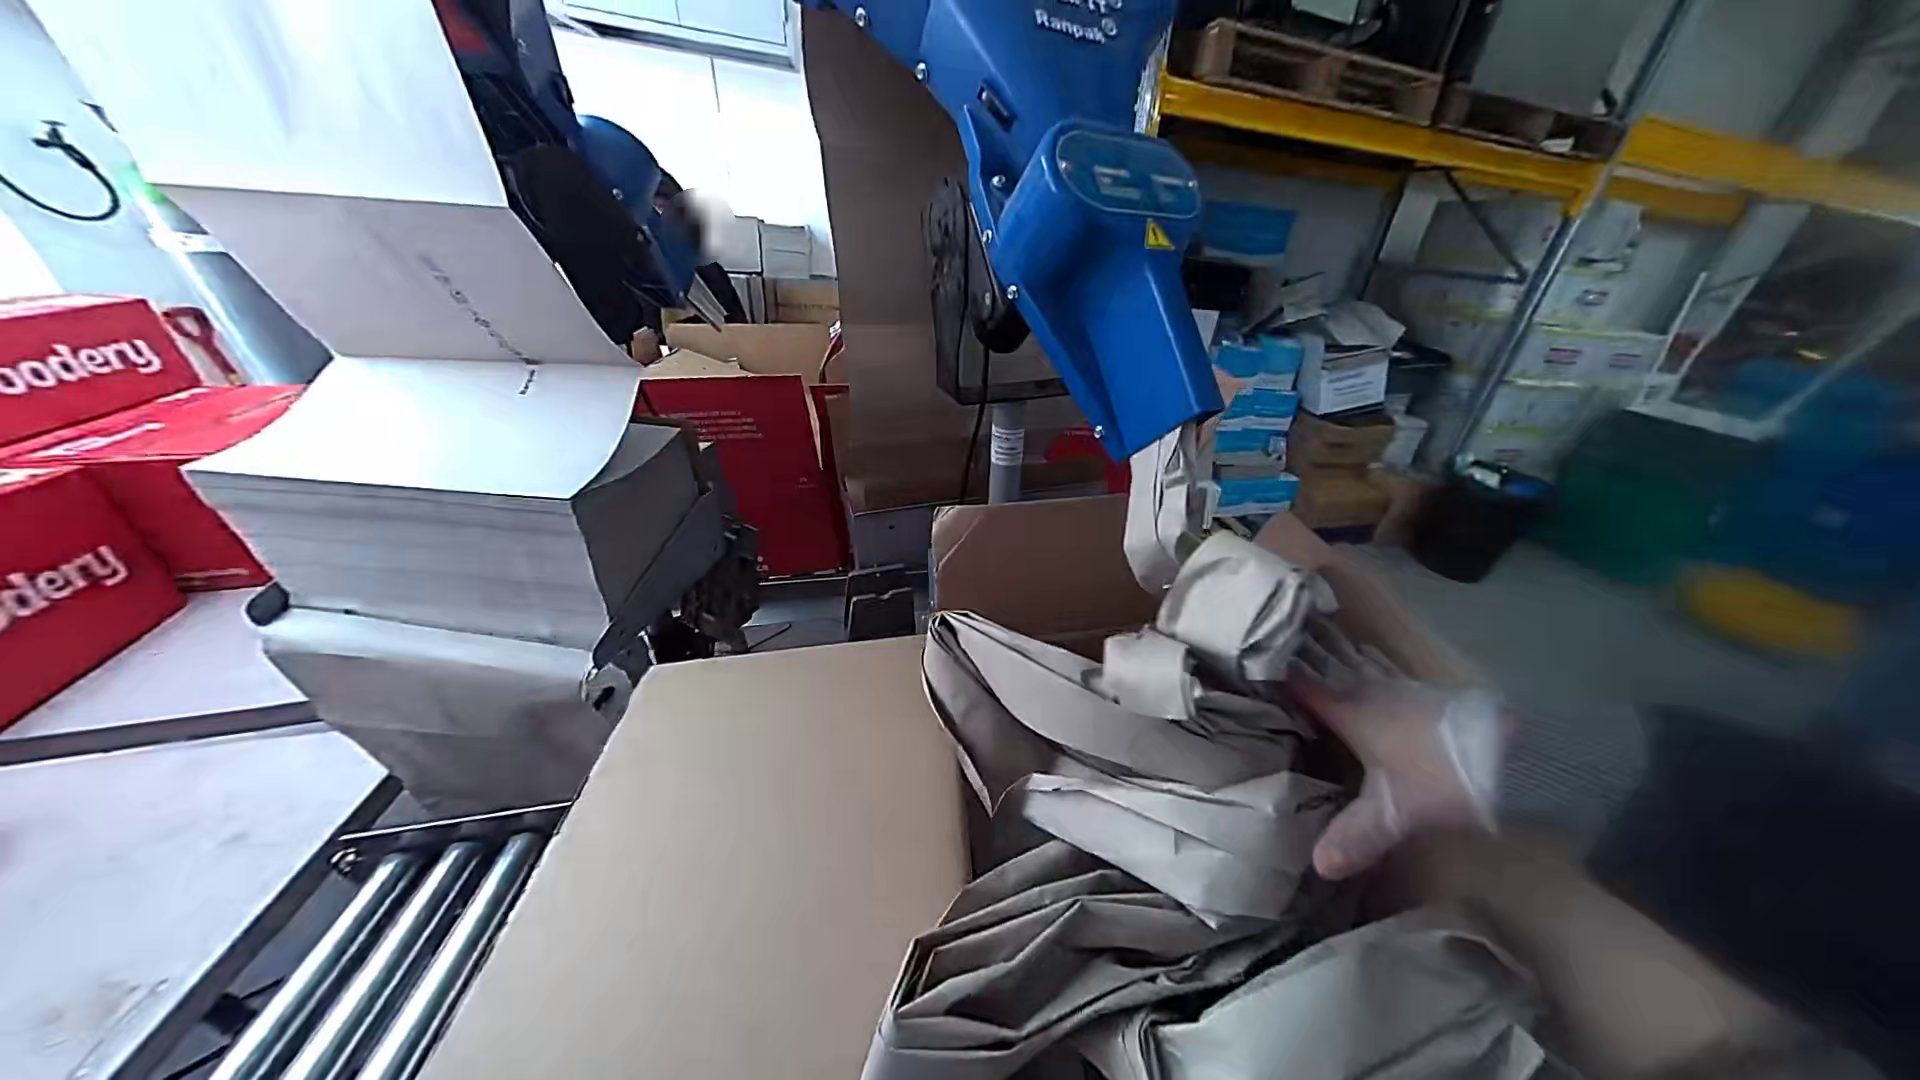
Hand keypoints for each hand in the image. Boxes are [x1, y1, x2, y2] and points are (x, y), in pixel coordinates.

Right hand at [1288, 672, 1507, 879]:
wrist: (1521, 756)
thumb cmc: (1442, 776)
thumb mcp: (1395, 812)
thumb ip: (1356, 836)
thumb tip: (1317, 866)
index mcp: (1350, 710)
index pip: (1303, 687)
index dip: (1278, 677)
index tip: (1251, 668)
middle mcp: (1369, 690)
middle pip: (1328, 671)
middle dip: (1304, 667)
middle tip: (1276, 663)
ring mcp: (1401, 686)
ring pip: (1356, 669)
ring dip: (1336, 667)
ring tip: (1314, 667)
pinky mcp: (1429, 692)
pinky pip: (1381, 676)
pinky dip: (1365, 676)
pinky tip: (1367, 686)